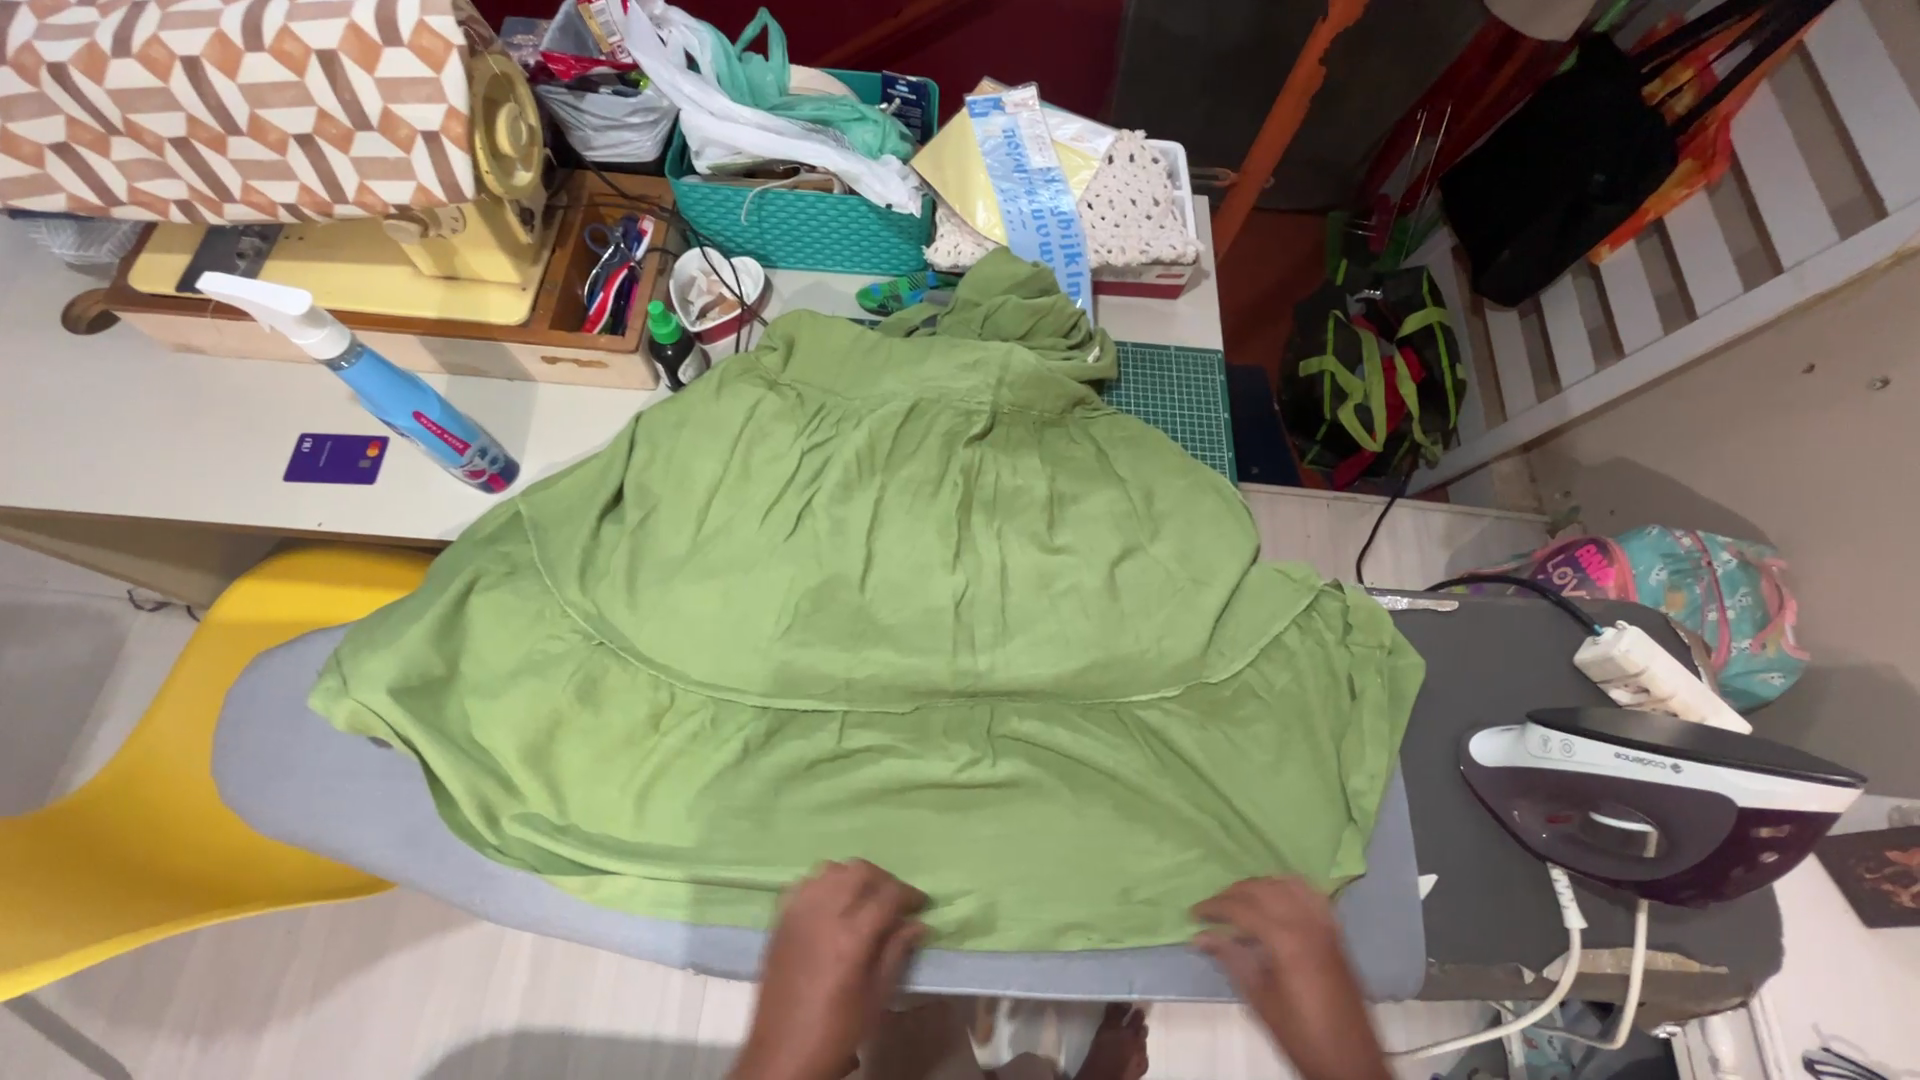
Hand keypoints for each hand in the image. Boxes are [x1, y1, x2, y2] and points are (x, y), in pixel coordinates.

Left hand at [730, 859, 927, 1079]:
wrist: (783, 1053)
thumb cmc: (837, 1031)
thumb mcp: (877, 996)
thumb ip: (897, 952)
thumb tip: (918, 923)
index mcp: (851, 937)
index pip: (888, 895)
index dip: (910, 894)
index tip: (922, 904)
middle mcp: (823, 915)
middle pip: (859, 871)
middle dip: (884, 879)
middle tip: (896, 900)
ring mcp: (798, 913)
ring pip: (831, 869)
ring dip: (853, 877)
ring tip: (865, 898)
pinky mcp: (780, 920)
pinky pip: (805, 883)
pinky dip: (824, 884)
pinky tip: (833, 903)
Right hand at [1193, 878, 1390, 1079]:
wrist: (1351, 1062)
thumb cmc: (1300, 1035)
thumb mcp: (1258, 999)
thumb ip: (1231, 958)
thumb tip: (1200, 937)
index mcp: (1286, 941)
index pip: (1241, 908)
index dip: (1213, 907)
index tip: (1193, 913)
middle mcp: (1307, 924)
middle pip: (1262, 889)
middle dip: (1232, 893)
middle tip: (1212, 909)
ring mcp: (1325, 926)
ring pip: (1286, 884)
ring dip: (1260, 887)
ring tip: (1240, 902)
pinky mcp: (1335, 933)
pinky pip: (1310, 895)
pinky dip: (1288, 889)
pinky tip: (1275, 901)